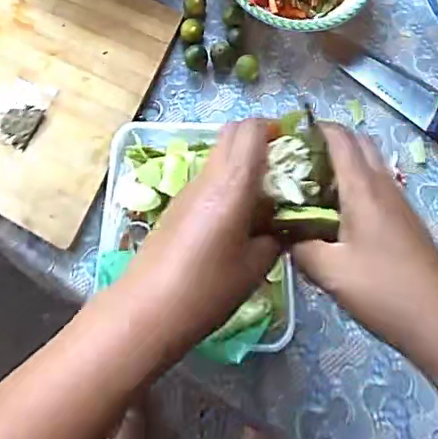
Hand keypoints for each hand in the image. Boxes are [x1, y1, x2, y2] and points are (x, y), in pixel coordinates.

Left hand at [110, 119, 280, 353]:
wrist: (145, 310)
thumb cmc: (206, 288)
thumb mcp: (255, 266)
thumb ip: (276, 236)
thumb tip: (285, 223)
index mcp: (233, 182)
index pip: (252, 128)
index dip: (274, 127)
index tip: (292, 145)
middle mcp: (210, 174)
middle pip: (233, 131)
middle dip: (259, 138)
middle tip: (280, 165)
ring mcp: (190, 187)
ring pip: (220, 153)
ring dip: (242, 160)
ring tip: (262, 196)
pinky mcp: (178, 204)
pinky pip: (209, 176)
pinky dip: (227, 180)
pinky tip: (236, 217)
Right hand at [291, 123, 437, 358]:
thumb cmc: (384, 289)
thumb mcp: (331, 273)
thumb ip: (301, 247)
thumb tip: (283, 231)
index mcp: (362, 186)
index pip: (339, 137)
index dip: (315, 127)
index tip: (290, 136)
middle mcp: (383, 183)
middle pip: (358, 142)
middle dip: (329, 142)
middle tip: (301, 163)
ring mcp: (398, 199)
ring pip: (370, 163)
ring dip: (345, 163)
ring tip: (316, 189)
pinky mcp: (406, 218)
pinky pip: (378, 184)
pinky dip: (358, 184)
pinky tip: (342, 216)